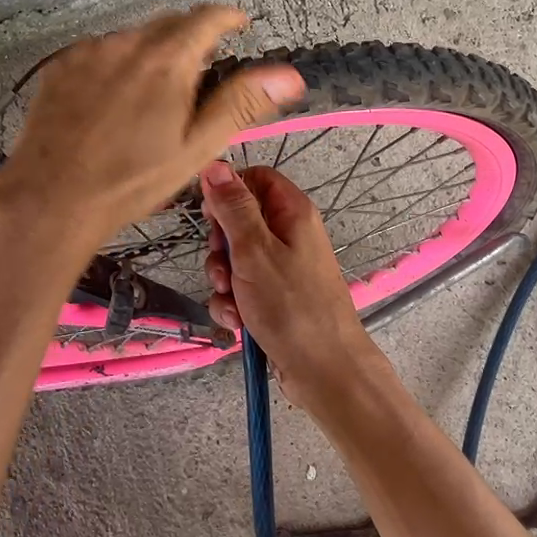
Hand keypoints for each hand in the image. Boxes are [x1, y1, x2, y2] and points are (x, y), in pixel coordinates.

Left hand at [0, 6, 305, 258]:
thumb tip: (290, 74)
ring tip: (153, 95)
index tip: (239, 26)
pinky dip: (117, 63)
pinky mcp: (60, 66)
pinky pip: (100, 51)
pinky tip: (112, 102)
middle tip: (199, 73)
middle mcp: (127, 42)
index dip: (228, 18)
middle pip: (169, 22)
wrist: (50, 199)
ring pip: (133, 37)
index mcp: (167, 59)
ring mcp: (88, 51)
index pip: (207, 16)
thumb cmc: (132, 181)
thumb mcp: (196, 148)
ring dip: (152, 51)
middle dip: (191, 37)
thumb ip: (242, 103)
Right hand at [201, 162, 386, 410]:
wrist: (324, 371)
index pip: (255, 178)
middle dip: (221, 245)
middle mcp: (289, 234)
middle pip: (239, 220)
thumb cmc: (292, 305)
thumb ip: (233, 207)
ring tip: (232, 299)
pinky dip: (233, 302)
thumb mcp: (254, 250)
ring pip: (235, 257)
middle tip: (224, 265)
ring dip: (223, 279)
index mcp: (292, 212)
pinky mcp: (274, 297)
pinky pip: (241, 288)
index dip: (229, 192)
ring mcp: (282, 268)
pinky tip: (237, 320)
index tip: (212, 215)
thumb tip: (216, 164)